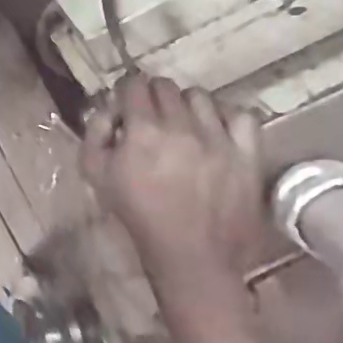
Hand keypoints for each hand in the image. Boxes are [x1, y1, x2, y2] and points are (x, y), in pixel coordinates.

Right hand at [81, 75, 265, 275]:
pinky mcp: (247, 156)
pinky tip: (217, 132)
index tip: (128, 106)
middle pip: (165, 85)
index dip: (128, 92)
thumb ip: (94, 131)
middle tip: (153, 118)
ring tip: (185, 125)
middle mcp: (181, 126)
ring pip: (200, 96)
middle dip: (154, 96)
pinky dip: (228, 119)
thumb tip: (109, 107)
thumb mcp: (96, 174)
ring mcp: (218, 139)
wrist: (191, 258)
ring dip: (187, 106)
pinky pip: (241, 116)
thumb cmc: (140, 215)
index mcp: (143, 129)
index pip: (134, 83)